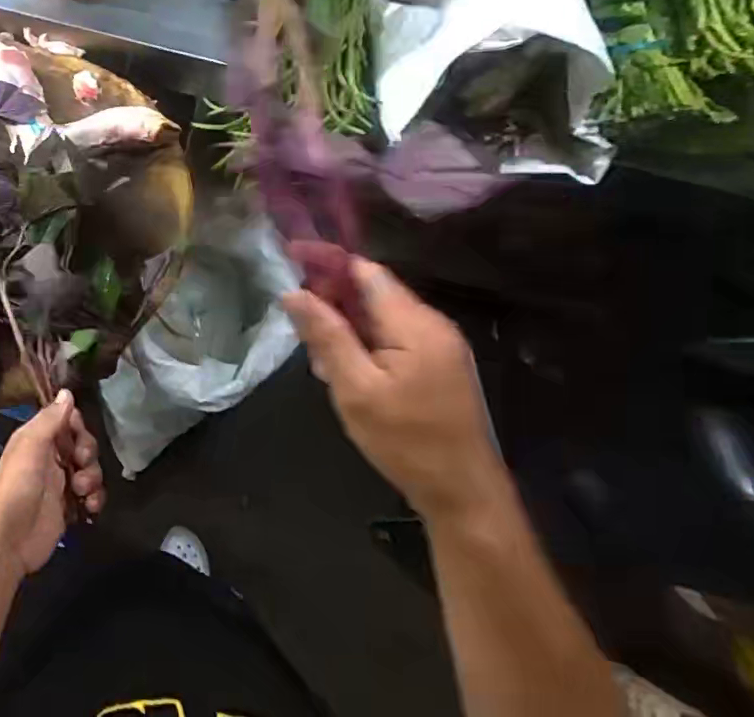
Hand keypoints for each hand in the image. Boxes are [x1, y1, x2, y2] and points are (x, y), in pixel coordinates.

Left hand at [0, 389, 104, 575]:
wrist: (10, 539)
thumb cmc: (17, 486)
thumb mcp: (31, 445)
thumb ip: (51, 419)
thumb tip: (67, 391)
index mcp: (37, 438)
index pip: (66, 420)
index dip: (77, 427)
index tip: (77, 438)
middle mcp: (49, 457)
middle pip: (82, 444)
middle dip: (88, 453)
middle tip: (79, 466)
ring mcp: (60, 483)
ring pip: (90, 469)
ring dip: (92, 478)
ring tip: (80, 492)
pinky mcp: (69, 508)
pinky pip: (92, 495)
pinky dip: (95, 499)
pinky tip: (88, 507)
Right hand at [280, 247, 510, 521]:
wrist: (464, 496)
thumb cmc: (406, 441)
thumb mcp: (354, 388)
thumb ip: (326, 335)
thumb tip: (293, 292)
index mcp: (415, 325)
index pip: (366, 271)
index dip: (326, 260)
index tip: (289, 257)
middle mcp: (432, 325)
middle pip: (372, 291)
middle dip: (330, 298)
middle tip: (297, 323)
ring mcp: (438, 346)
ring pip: (378, 315)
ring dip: (343, 324)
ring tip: (317, 357)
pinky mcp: (436, 366)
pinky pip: (391, 337)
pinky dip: (361, 342)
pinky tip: (343, 370)